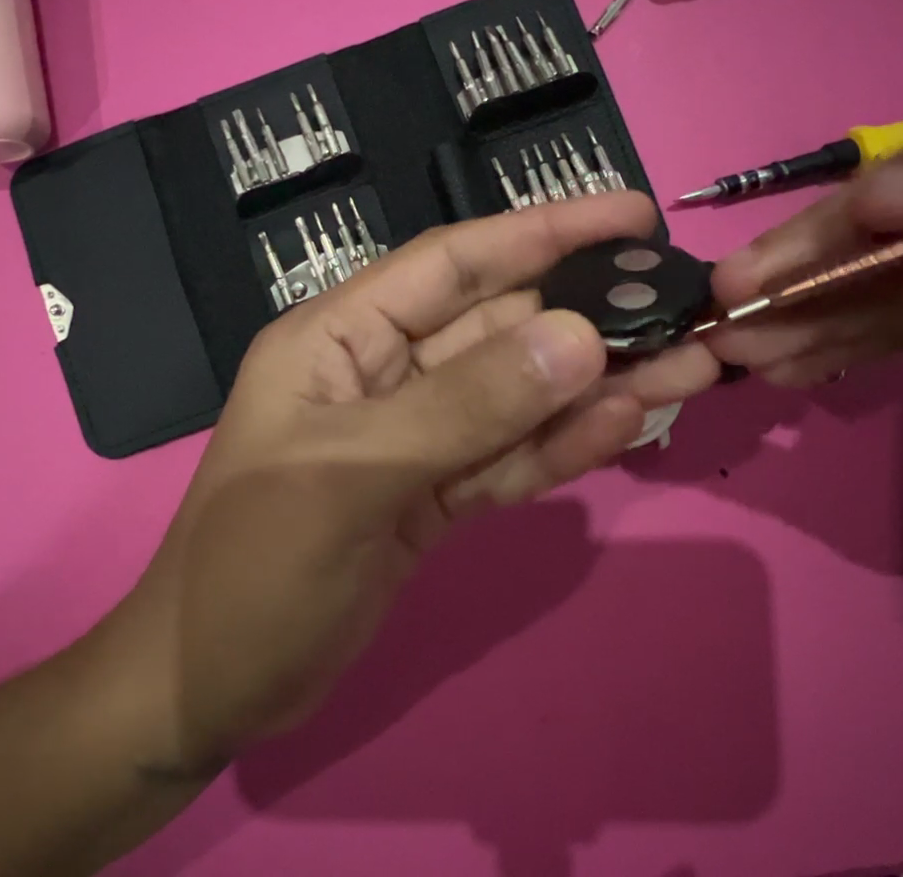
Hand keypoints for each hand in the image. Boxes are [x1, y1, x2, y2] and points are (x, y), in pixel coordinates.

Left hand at [122, 193, 721, 768]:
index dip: (542, 233)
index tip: (633, 218)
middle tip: (685, 306)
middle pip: (499, 327)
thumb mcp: (352, 476)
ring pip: (516, 396)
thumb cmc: (253, 567)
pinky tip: (625, 424)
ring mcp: (412, 438)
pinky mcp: (433, 497)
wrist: (213, 685)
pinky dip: (562, 444)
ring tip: (689, 367)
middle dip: (588, 314)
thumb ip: (464, 406)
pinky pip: (508, 458)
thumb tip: (579, 336)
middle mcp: (380, 373)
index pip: (452, 263)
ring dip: (594, 383)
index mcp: (338, 337)